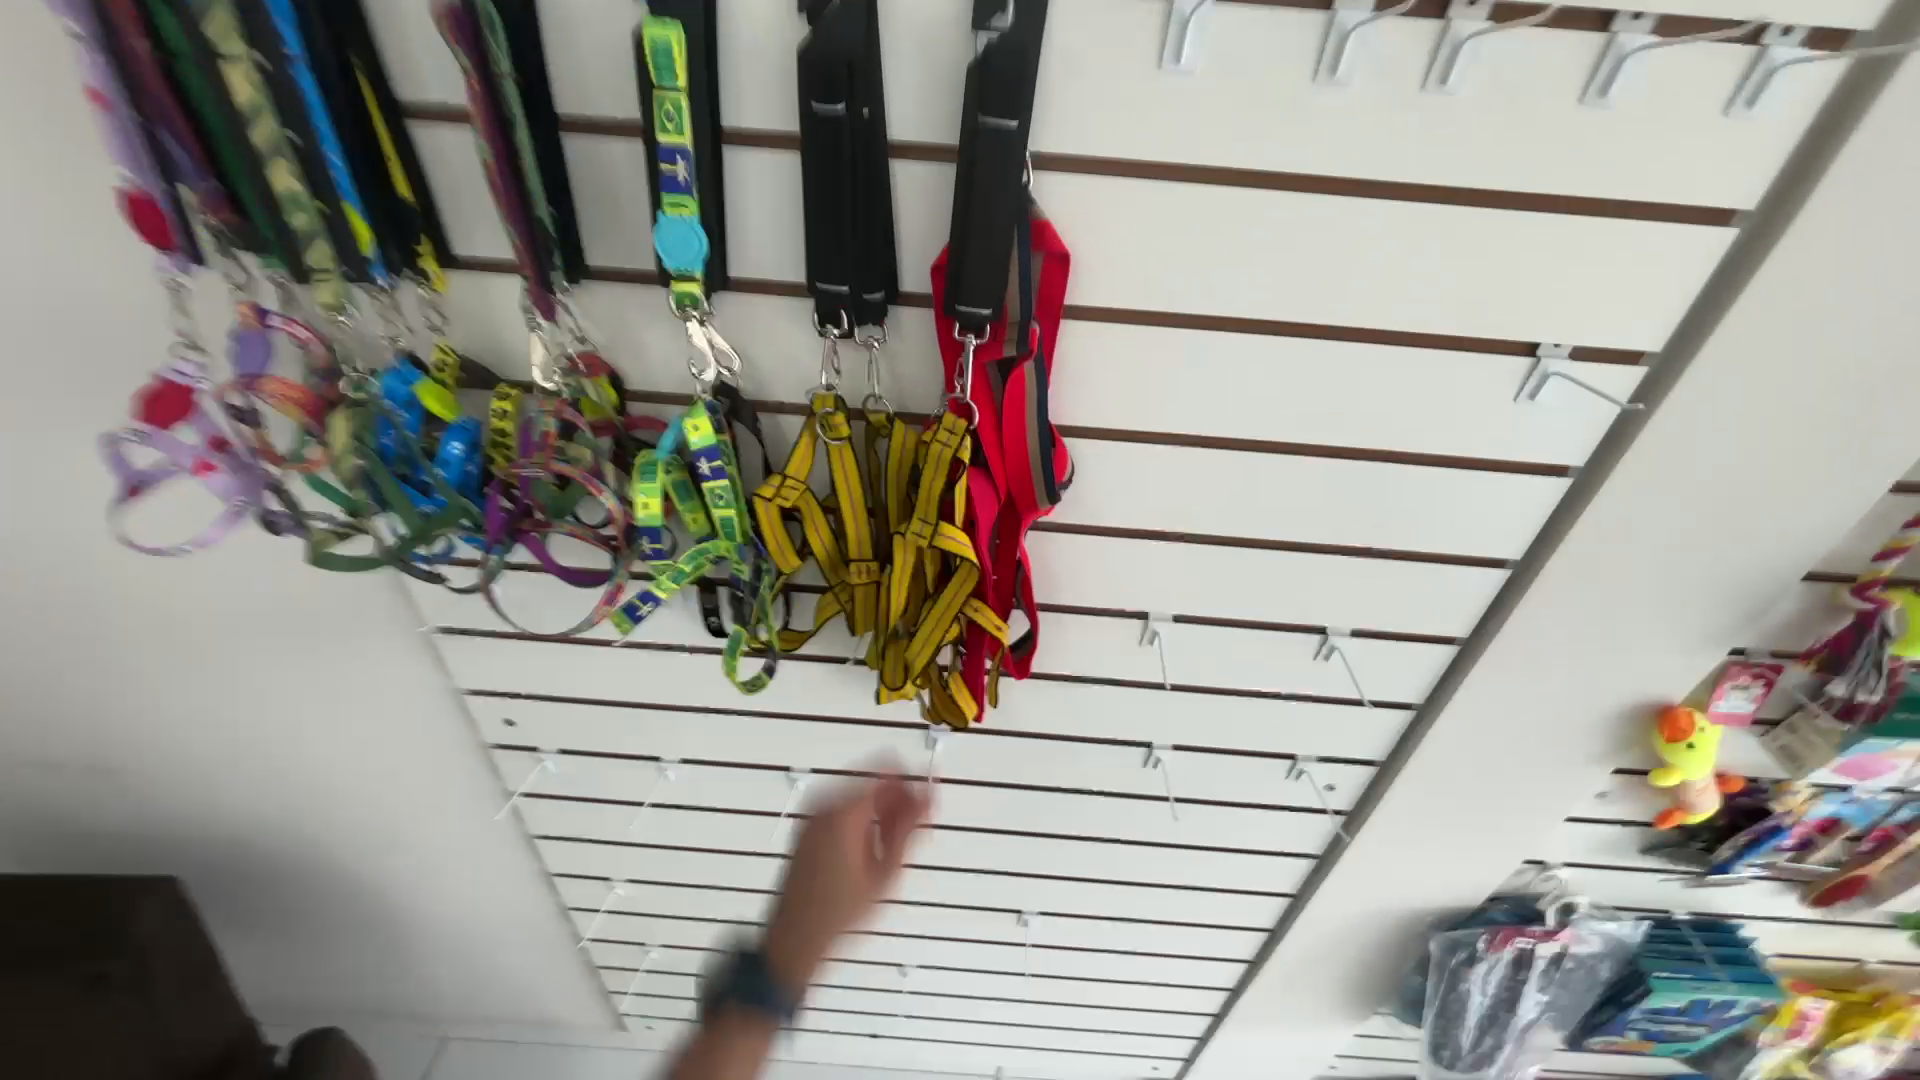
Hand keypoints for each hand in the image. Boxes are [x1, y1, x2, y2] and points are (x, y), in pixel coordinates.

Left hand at [764, 771, 930, 992]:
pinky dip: (860, 817)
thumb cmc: (838, 911)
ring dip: (879, 809)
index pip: (886, 775)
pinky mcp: (807, 830)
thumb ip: (907, 830)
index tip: (926, 795)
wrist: (797, 936)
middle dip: (897, 799)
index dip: (911, 783)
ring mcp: (812, 818)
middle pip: (870, 783)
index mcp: (844, 815)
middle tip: (915, 822)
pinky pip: (840, 809)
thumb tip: (925, 802)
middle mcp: (824, 808)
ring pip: (856, 795)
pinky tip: (870, 845)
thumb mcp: (884, 873)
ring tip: (893, 841)